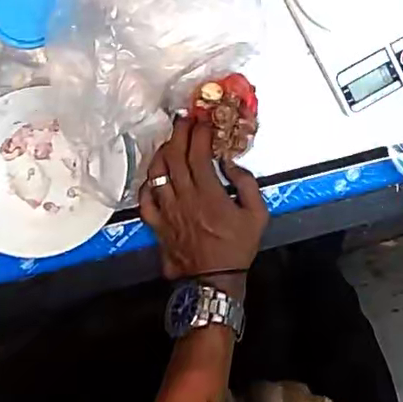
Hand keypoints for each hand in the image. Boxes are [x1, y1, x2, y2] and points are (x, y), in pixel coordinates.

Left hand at [138, 116, 268, 290]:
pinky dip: (147, 184)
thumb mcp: (257, 215)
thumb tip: (230, 163)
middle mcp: (185, 198)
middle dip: (178, 133)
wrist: (214, 281)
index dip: (199, 134)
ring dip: (162, 152)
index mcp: (209, 194)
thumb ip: (247, 184)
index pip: (199, 154)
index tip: (203, 122)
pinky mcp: (157, 224)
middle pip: (175, 157)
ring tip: (169, 141)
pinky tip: (154, 175)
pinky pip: (145, 200)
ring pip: (157, 173)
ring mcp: (167, 211)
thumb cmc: (237, 248)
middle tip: (183, 120)